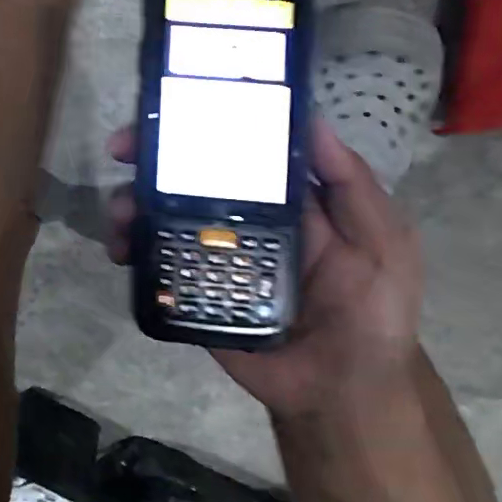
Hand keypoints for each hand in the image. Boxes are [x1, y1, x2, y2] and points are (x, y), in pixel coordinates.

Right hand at [105, 119, 425, 417]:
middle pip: (192, 182)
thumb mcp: (383, 241)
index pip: (242, 154)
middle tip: (122, 150)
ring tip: (118, 211)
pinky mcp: (197, 297)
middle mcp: (244, 223)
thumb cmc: (375, 313)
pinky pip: (160, 269)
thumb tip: (311, 119)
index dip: (209, 125)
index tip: (175, 108)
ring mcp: (217, 260)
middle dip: (154, 160)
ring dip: (134, 205)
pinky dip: (133, 254)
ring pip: (166, 220)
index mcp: (285, 203)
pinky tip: (119, 250)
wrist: (344, 393)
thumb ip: (352, 186)